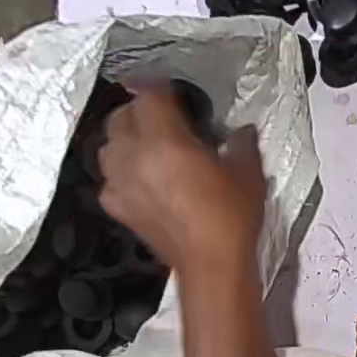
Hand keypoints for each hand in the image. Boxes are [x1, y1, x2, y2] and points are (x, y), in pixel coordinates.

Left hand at [97, 85, 265, 269]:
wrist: (212, 265)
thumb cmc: (231, 219)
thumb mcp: (247, 175)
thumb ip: (241, 145)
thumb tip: (241, 133)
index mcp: (164, 139)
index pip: (150, 95)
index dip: (165, 92)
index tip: (180, 98)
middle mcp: (132, 156)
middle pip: (122, 116)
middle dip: (141, 113)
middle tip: (166, 122)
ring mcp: (120, 183)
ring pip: (108, 146)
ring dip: (126, 141)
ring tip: (150, 150)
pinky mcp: (117, 208)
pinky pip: (111, 180)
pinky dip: (123, 175)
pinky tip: (143, 183)